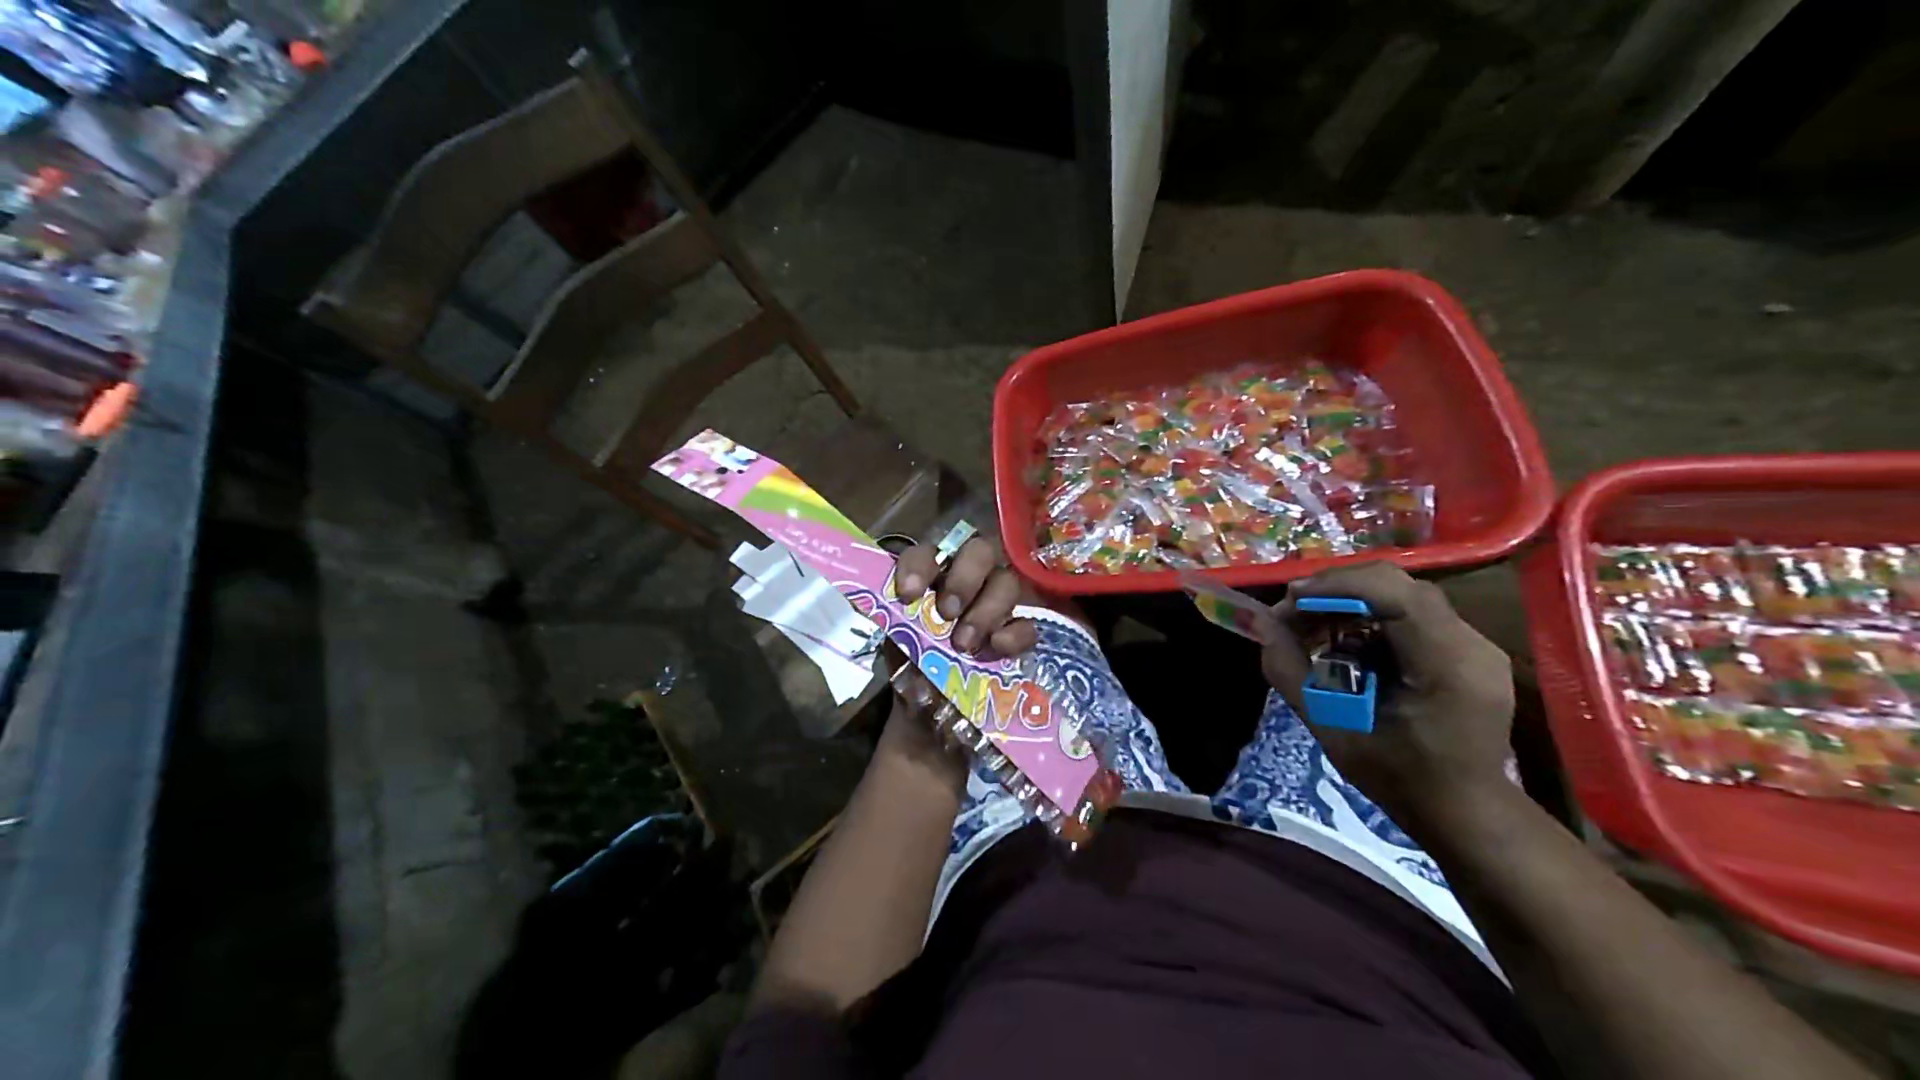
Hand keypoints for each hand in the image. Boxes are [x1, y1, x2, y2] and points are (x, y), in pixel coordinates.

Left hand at [875, 535, 1040, 791]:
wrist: (927, 720)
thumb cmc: (909, 673)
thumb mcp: (896, 648)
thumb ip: (895, 624)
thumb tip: (886, 609)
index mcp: (931, 579)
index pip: (927, 552)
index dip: (920, 565)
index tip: (908, 594)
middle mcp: (966, 582)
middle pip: (980, 551)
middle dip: (966, 578)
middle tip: (948, 613)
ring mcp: (995, 607)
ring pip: (1007, 582)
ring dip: (987, 609)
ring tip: (964, 644)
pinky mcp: (1015, 637)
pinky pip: (1027, 624)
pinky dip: (1015, 633)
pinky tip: (998, 649)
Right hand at [1260, 562, 1514, 835]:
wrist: (1464, 812)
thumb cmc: (1399, 777)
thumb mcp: (1332, 729)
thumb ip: (1291, 673)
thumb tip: (1262, 626)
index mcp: (1446, 664)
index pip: (1395, 593)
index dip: (1337, 585)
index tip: (1291, 599)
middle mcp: (1470, 644)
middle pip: (1397, 586)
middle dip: (1336, 591)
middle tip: (1292, 614)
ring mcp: (1474, 644)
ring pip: (1402, 596)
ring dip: (1350, 603)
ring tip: (1311, 627)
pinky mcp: (1466, 650)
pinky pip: (1412, 615)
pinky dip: (1369, 618)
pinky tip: (1342, 642)